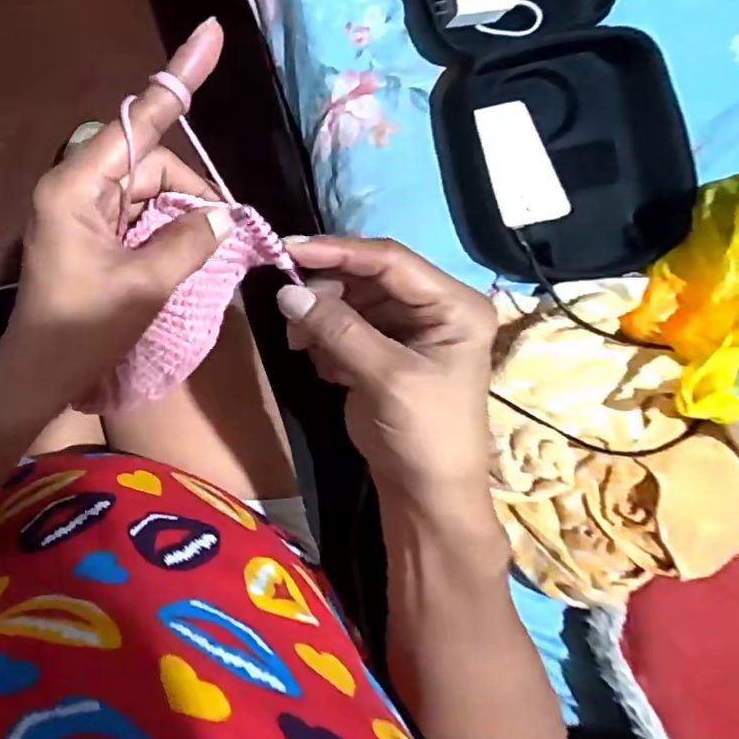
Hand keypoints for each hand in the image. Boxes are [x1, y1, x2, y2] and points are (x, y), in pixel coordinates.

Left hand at [0, 19, 232, 400]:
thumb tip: (224, 215)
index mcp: (76, 187)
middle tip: (223, 230)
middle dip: (188, 190)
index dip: (178, 79)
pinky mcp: (83, 232)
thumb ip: (190, 238)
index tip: (210, 31)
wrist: (38, 374)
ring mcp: (76, 209)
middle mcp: (72, 187)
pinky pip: (133, 212)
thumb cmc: (83, 330)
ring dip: (177, 212)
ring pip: (144, 189)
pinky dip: (161, 226)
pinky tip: (181, 248)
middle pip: (147, 161)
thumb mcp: (146, 284)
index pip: (137, 122)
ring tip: (201, 249)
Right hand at [274, 238, 497, 502]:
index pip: (388, 259)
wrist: (424, 489)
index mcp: (452, 304)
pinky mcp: (378, 344)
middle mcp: (430, 305)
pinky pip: (339, 321)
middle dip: (323, 289)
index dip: (336, 250)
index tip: (286, 248)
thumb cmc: (424, 431)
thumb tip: (286, 291)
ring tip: (302, 346)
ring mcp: (403, 325)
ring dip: (318, 316)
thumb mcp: (385, 376)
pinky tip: (324, 365)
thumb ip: (337, 329)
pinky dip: (321, 336)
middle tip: (288, 309)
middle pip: (363, 274)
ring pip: (345, 297)